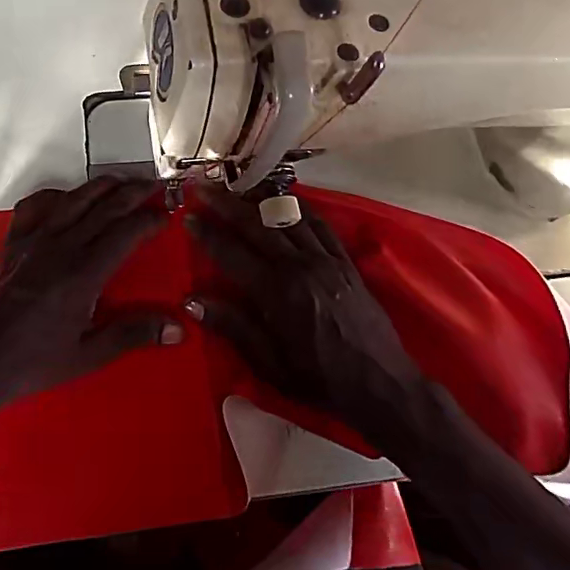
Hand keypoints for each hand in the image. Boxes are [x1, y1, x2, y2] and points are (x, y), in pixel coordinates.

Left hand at [0, 179, 181, 404]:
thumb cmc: (32, 360)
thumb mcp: (88, 354)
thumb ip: (132, 334)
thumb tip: (175, 329)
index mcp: (83, 273)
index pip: (126, 232)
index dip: (150, 219)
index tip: (166, 214)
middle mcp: (60, 248)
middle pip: (104, 207)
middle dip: (133, 192)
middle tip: (153, 186)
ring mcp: (33, 241)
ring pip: (73, 200)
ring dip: (100, 187)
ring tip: (120, 181)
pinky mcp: (13, 244)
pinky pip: (35, 208)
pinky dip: (53, 196)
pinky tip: (63, 196)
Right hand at [185, 186, 428, 447]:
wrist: (381, 384)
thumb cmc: (319, 380)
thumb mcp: (269, 364)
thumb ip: (232, 326)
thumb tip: (191, 300)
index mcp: (277, 293)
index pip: (232, 254)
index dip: (207, 234)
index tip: (188, 216)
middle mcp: (301, 267)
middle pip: (257, 224)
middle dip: (227, 204)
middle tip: (204, 187)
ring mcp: (326, 260)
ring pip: (289, 216)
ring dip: (260, 198)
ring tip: (238, 185)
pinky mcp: (346, 261)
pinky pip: (320, 225)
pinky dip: (300, 208)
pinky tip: (287, 200)